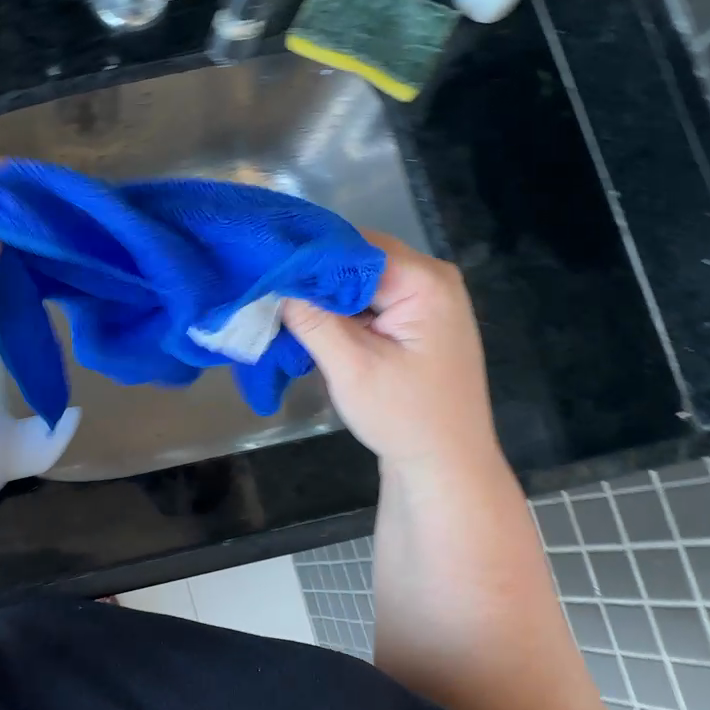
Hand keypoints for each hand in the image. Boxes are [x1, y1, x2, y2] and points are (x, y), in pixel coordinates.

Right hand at [282, 232, 500, 473]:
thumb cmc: (404, 416)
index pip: (356, 246)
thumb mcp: (352, 367)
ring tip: (278, 310)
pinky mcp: (414, 323)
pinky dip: (339, 314)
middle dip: (313, 277)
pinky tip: (308, 328)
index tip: (265, 272)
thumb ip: (313, 320)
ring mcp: (426, 302)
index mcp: (425, 281)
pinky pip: (369, 303)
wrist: (444, 463)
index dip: (309, 256)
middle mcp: (431, 279)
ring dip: (323, 298)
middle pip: (359, 260)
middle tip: (265, 294)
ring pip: (360, 283)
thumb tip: (274, 282)